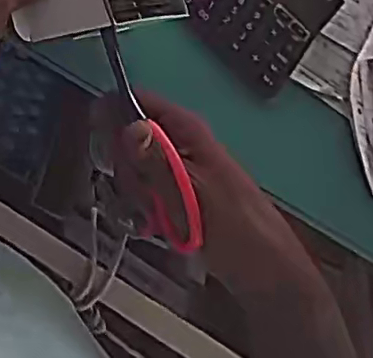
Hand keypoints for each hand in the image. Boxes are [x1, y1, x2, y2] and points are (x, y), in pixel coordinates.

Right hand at [113, 93, 312, 292]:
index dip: (113, 115)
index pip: (136, 99)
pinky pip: (145, 190)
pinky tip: (154, 226)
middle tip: (141, 191)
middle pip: (128, 135)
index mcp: (184, 127)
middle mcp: (178, 140)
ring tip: (154, 215)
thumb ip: (155, 159)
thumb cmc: (234, 227)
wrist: (267, 274)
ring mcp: (177, 167)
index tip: (104, 146)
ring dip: (135, 192)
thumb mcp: (190, 191)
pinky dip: (144, 208)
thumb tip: (127, 124)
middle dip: (126, 166)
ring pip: (134, 166)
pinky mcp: (176, 192)